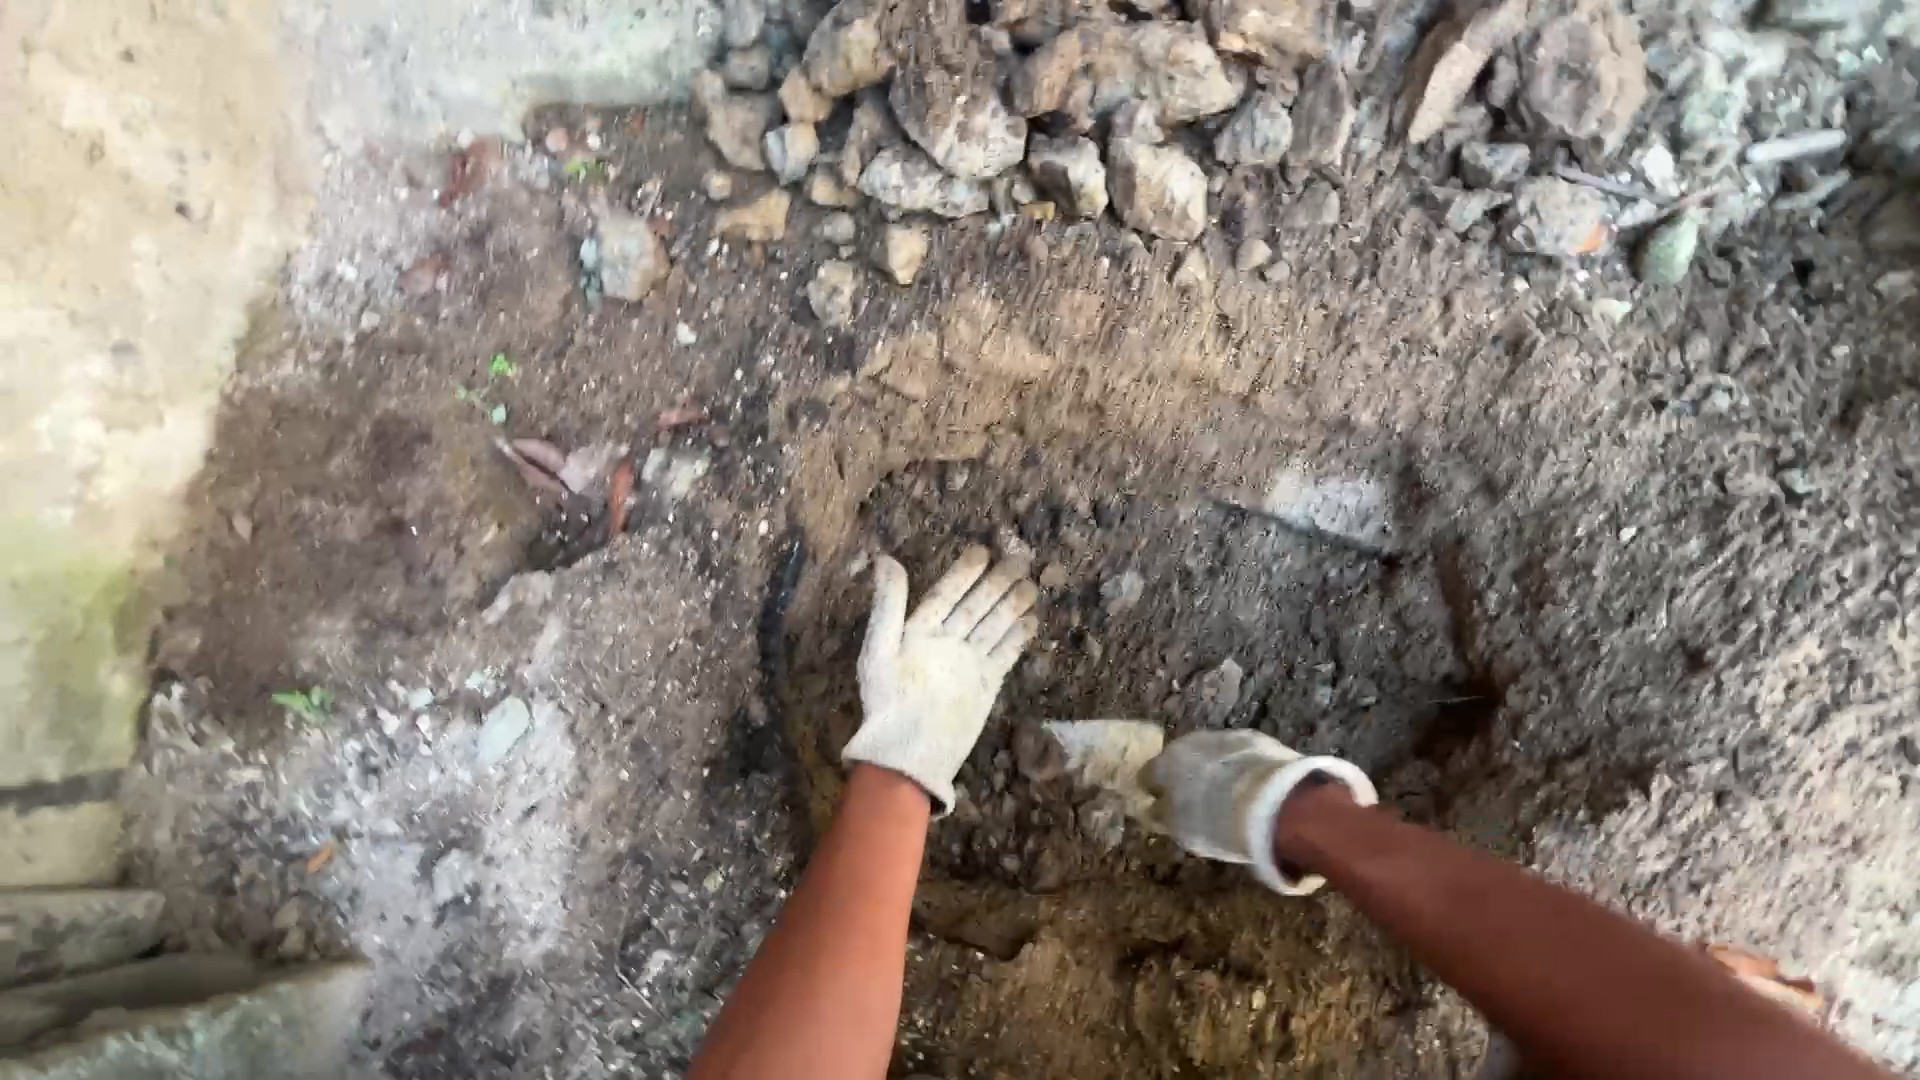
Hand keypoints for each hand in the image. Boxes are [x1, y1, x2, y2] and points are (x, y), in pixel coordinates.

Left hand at [843, 546, 1038, 812]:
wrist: (908, 755)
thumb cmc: (888, 702)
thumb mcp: (881, 650)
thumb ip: (888, 605)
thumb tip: (885, 559)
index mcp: (919, 630)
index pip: (946, 594)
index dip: (963, 574)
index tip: (982, 552)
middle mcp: (946, 641)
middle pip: (976, 606)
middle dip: (996, 584)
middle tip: (1019, 560)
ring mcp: (967, 662)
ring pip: (993, 626)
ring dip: (1011, 606)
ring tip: (1031, 586)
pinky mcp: (984, 684)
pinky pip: (1004, 655)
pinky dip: (1017, 638)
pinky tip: (1032, 621)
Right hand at [1143, 729, 1376, 894]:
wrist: (1278, 804)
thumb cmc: (1221, 822)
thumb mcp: (1185, 831)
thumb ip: (1165, 816)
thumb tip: (1155, 810)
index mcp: (1167, 763)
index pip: (1149, 774)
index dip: (1155, 790)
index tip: (1162, 805)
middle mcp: (1191, 742)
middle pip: (1182, 759)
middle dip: (1186, 776)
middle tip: (1197, 800)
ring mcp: (1226, 737)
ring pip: (1213, 754)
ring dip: (1216, 770)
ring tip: (1230, 796)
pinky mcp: (1258, 739)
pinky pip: (1243, 756)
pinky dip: (1243, 769)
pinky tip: (1255, 789)